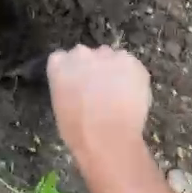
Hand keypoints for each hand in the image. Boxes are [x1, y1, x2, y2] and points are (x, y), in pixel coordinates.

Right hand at [47, 45, 152, 171]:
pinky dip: (132, 78)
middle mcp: (81, 52)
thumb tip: (78, 86)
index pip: (63, 57)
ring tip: (118, 95)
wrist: (108, 140)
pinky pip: (131, 66)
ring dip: (113, 70)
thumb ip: (66, 86)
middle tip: (99, 90)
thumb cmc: (78, 131)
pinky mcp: (131, 62)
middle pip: (87, 55)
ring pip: (111, 58)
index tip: (78, 84)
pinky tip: (131, 97)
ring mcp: (107, 54)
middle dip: (93, 68)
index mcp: (58, 62)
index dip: (73, 71)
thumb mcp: (59, 105)